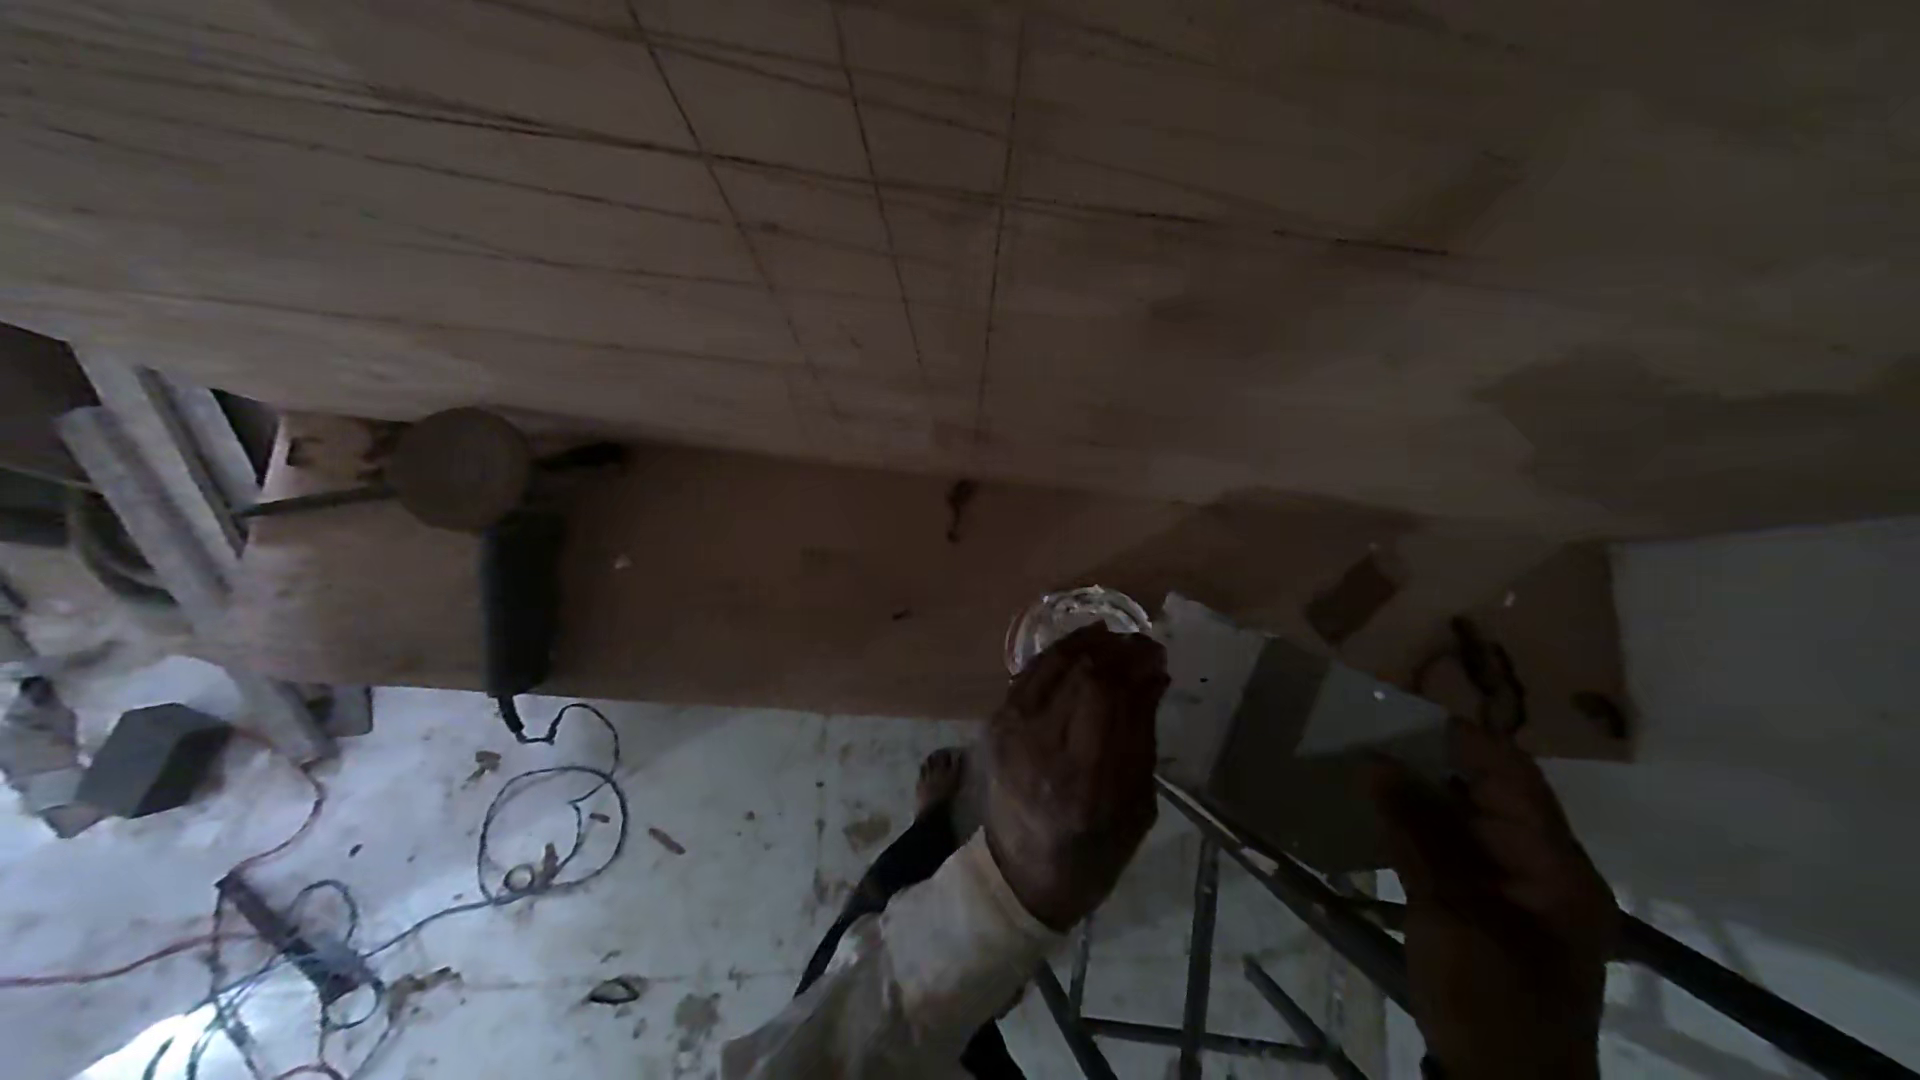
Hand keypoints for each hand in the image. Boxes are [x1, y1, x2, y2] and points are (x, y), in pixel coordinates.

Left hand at [984, 625, 1167, 930]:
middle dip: (1116, 650)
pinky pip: (1028, 673)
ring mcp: (1009, 732)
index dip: (1134, 664)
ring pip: (1051, 665)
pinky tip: (1079, 647)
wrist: (1023, 874)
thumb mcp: (1137, 805)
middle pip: (1079, 673)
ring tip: (1114, 638)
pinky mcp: (995, 724)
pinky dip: (1056, 654)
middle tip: (1142, 645)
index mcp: (1082, 779)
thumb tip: (1152, 676)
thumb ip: (1142, 736)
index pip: (1106, 694)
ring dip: (1086, 644)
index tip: (1158, 655)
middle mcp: (1039, 747)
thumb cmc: (1095, 851)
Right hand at [1368, 720, 1616, 1079]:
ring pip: (1459, 817)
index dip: (1462, 738)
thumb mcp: (1454, 913)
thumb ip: (1417, 835)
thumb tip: (1375, 761)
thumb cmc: (1493, 999)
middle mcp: (1538, 865)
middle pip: (1485, 792)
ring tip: (1359, 761)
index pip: (1514, 778)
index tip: (1401, 710)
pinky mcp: (1476, 901)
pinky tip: (1371, 810)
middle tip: (1366, 731)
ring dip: (1414, 790)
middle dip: (1428, 759)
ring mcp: (1507, 885)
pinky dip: (1410, 824)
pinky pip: (1444, 845)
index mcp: (1555, 867)